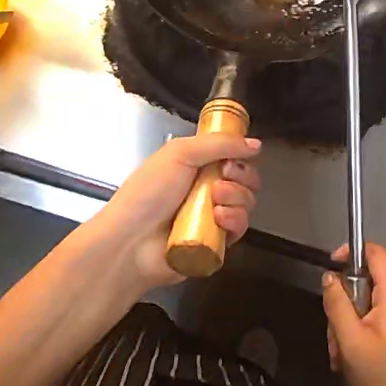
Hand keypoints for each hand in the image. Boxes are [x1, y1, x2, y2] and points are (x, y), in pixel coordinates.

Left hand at [78, 132, 261, 291]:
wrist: (131, 241)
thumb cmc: (146, 194)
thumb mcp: (180, 153)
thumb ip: (219, 143)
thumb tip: (254, 143)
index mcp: (193, 165)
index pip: (231, 155)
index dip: (238, 154)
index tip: (232, 157)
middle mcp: (204, 189)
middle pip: (244, 179)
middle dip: (241, 176)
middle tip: (223, 178)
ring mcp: (210, 216)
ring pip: (245, 203)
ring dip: (236, 197)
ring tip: (215, 201)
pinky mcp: (216, 242)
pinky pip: (240, 228)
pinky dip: (234, 221)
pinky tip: (218, 219)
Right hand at [321, 242, 385, 385]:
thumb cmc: (379, 380)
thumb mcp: (349, 340)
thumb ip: (336, 303)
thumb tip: (329, 277)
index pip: (376, 253)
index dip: (351, 251)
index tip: (330, 264)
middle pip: (365, 281)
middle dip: (343, 303)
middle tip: (336, 332)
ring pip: (363, 304)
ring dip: (345, 325)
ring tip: (343, 353)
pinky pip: (370, 320)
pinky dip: (354, 335)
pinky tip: (350, 359)